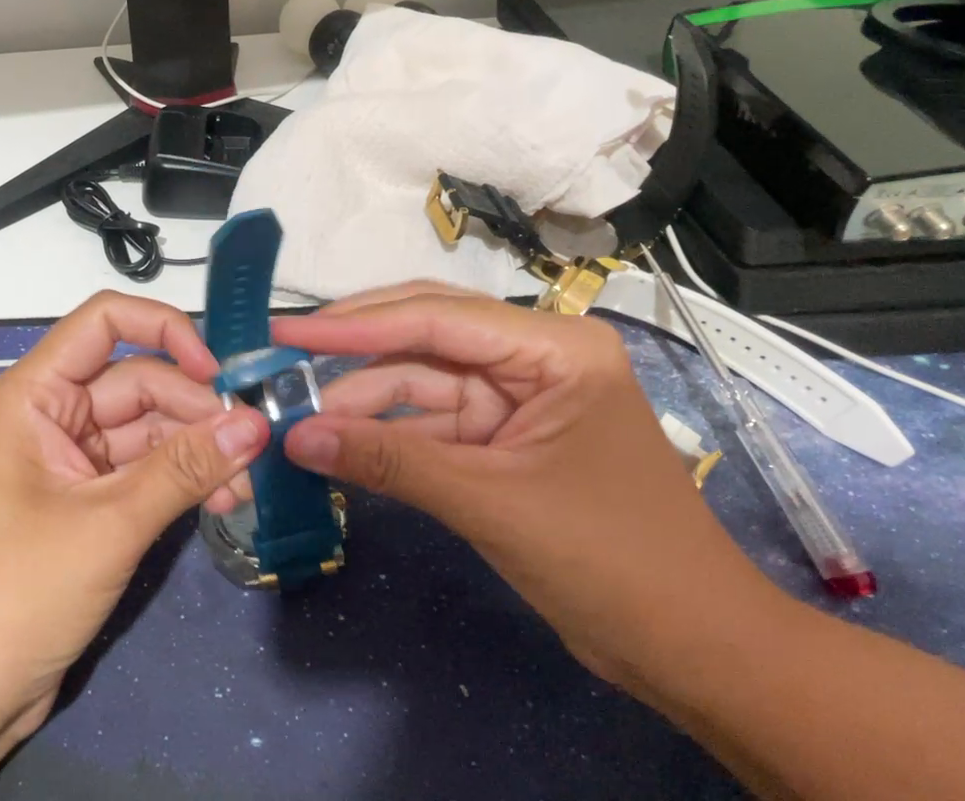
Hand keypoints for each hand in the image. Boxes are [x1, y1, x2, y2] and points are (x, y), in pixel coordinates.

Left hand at [0, 291, 267, 733]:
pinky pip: (145, 471)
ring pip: (149, 430)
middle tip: (255, 449)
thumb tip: (256, 422)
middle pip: (140, 380)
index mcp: (35, 394)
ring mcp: (71, 461)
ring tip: (246, 489)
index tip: (220, 375)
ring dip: (198, 452)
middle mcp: (53, 415)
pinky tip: (223, 504)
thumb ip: (185, 468)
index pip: (106, 322)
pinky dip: (183, 482)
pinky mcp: (87, 503)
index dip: (167, 331)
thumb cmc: (18, 592)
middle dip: (197, 411)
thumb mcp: (109, 523)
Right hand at [274, 282, 780, 686]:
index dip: (351, 324)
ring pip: (418, 381)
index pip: (435, 317)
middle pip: (422, 336)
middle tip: (274, 360)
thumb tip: (294, 438)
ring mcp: (515, 398)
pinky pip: (427, 424)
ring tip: (290, 412)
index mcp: (554, 348)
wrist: (690, 647)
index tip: (282, 330)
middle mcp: (533, 358)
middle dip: (348, 353)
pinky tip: (333, 442)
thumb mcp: (490, 502)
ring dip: (359, 400)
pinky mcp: (500, 439)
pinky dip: (382, 436)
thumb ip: (389, 461)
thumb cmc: (610, 559)